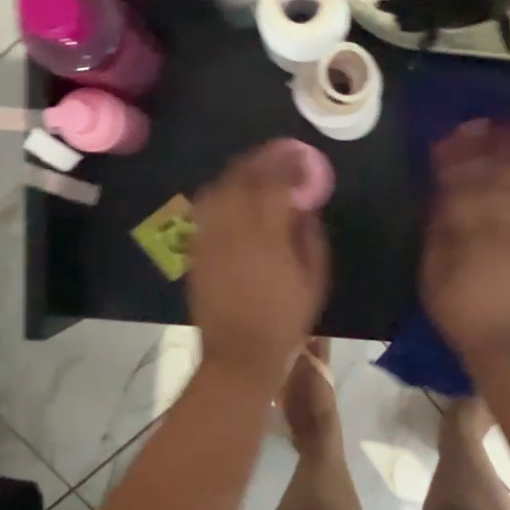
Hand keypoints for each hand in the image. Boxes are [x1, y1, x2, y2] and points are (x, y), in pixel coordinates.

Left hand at [189, 139, 330, 385]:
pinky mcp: (195, 249)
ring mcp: (209, 238)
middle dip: (264, 160)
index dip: (289, 164)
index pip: (275, 184)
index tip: (303, 157)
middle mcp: (234, 230)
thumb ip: (311, 238)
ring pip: (220, 188)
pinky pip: (205, 208)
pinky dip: (221, 192)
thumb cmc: (284, 323)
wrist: (238, 355)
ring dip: (240, 172)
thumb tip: (306, 205)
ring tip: (257, 169)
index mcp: (268, 238)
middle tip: (280, 154)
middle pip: (244, 178)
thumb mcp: (314, 283)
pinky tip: (234, 195)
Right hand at [421, 119, 509, 360]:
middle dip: (485, 145)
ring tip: (508, 130)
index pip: (457, 183)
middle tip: (480, 119)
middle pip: (491, 175)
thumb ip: (437, 233)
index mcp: (466, 229)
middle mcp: (498, 222)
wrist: (505, 341)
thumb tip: (439, 199)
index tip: (447, 134)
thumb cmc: (459, 311)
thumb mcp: (433, 274)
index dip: (452, 157)